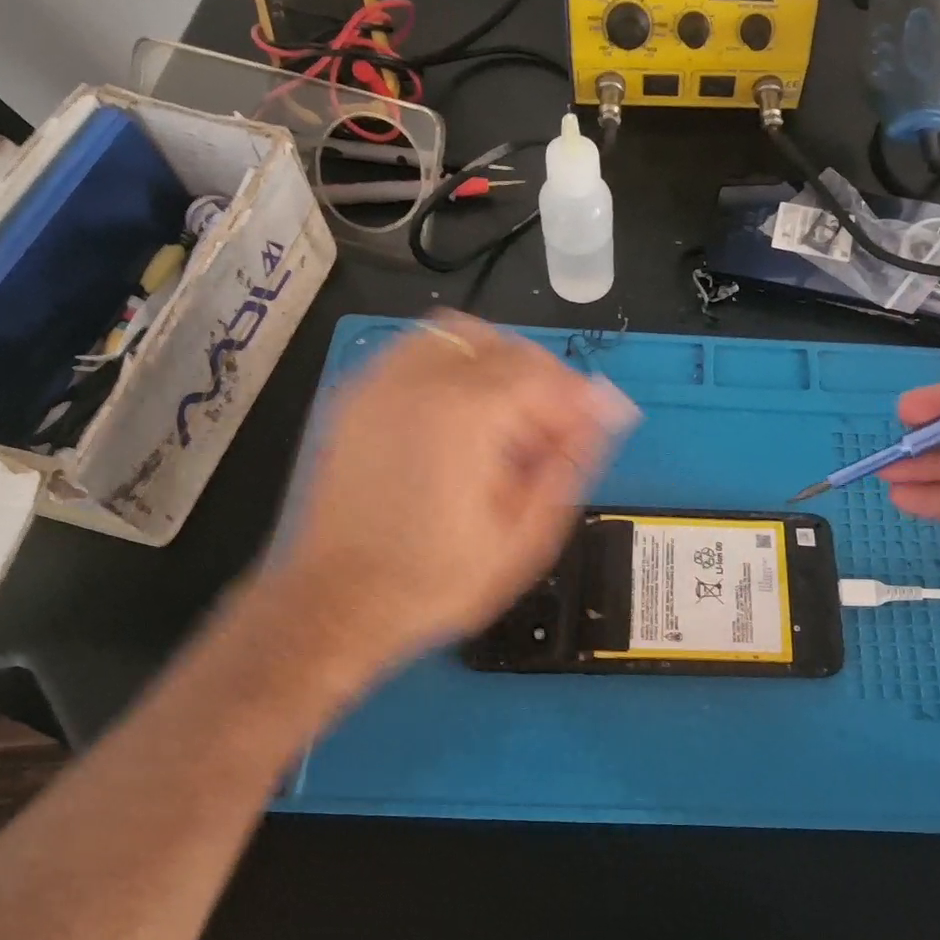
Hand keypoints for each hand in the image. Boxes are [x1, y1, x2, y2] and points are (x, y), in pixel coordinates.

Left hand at [247, 311, 637, 685]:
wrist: (335, 604)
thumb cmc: (435, 581)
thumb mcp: (524, 537)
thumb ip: (569, 463)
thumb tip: (604, 410)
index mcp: (466, 414)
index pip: (542, 373)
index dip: (577, 398)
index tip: (593, 426)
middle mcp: (420, 382)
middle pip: (505, 346)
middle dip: (542, 379)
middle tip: (550, 432)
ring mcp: (380, 384)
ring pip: (459, 336)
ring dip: (497, 363)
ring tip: (507, 417)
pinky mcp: (355, 397)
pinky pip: (415, 351)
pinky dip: (452, 366)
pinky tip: (460, 416)